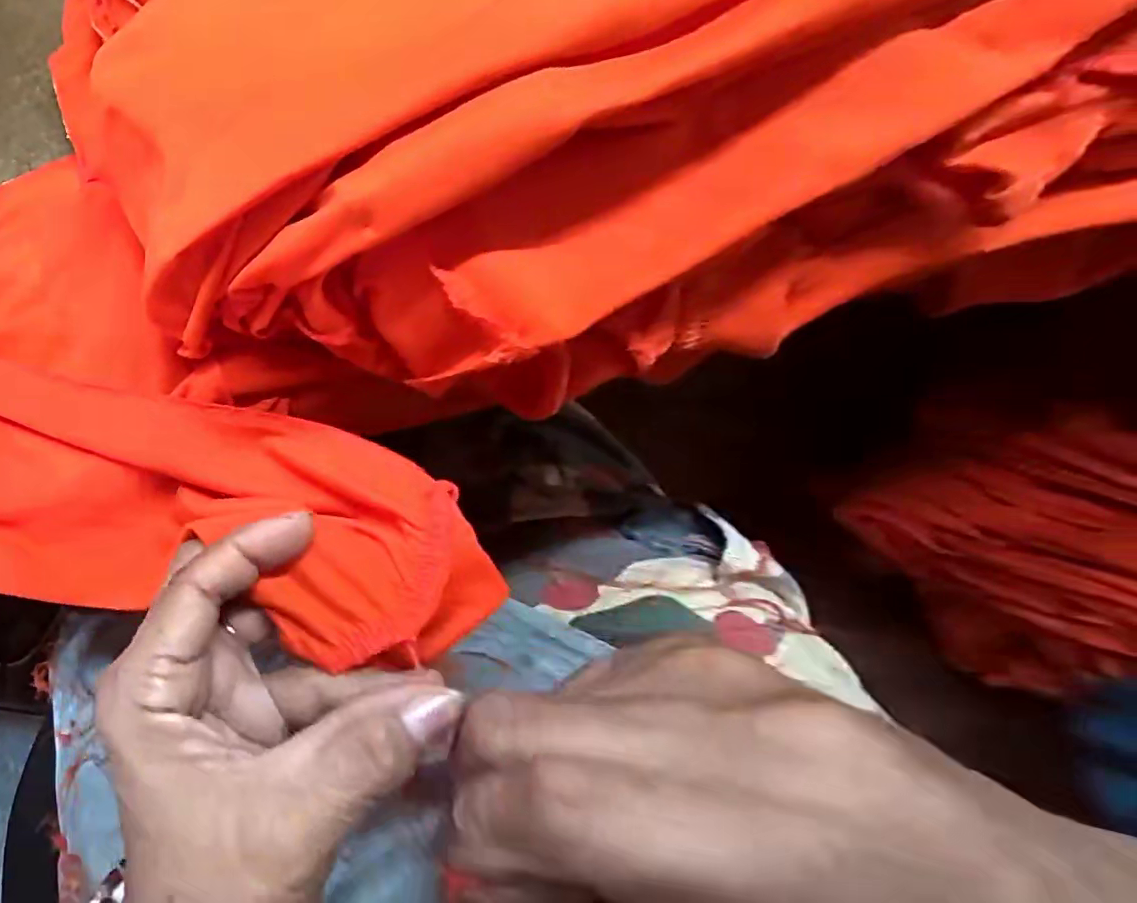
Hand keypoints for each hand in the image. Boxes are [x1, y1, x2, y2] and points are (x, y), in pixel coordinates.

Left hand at [95, 511, 464, 902]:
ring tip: (385, 608)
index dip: (244, 547)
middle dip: (277, 572)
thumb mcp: (288, 816)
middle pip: (224, 598)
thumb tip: (444, 700)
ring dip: (326, 635)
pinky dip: (345, 688)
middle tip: (333, 543)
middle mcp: (174, 676)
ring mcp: (215, 698)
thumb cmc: (219, 889)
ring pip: (268, 640)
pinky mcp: (249, 724)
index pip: (192, 588)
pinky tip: (400, 688)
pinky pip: (298, 686)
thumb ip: (364, 752)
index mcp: (149, 684)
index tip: (301, 522)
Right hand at [449, 638, 1136, 902]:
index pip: (552, 798)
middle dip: (474, 782)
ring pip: (540, 691)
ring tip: (568, 813)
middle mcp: (733, 716)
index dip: (482, 839)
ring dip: (523, 756)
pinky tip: (622, 775)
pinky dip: (574, 731)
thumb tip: (491, 875)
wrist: (1052, 900)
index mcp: (776, 830)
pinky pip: (589, 679)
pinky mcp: (708, 647)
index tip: (473, 877)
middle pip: (517, 719)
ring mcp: (719, 663)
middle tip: (497, 842)